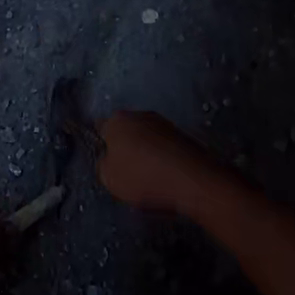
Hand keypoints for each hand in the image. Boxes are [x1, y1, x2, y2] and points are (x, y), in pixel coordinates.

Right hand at [96, 111, 230, 214]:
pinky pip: (164, 145)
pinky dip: (163, 155)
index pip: (101, 127)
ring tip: (148, 174)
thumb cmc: (143, 177)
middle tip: (125, 169)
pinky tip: (165, 173)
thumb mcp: (109, 179)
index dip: (101, 142)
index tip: (105, 158)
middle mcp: (139, 114)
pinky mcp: (183, 134)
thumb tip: (108, 158)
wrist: (193, 179)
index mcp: (117, 121)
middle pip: (126, 129)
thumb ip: (103, 165)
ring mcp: (164, 122)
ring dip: (145, 150)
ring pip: (146, 136)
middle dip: (124, 145)